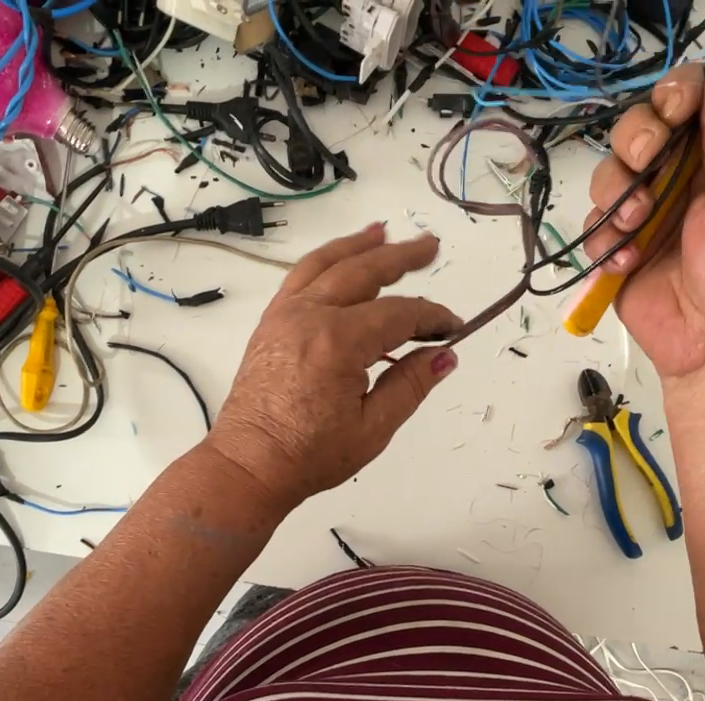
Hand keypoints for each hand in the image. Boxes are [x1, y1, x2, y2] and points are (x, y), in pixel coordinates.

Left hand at [205, 224, 463, 507]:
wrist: (251, 464)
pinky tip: (340, 259)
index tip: (454, 328)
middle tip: (431, 246)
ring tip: (384, 232)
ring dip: (359, 246)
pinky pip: (301, 277)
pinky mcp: (271, 323)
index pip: (399, 314)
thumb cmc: (311, 455)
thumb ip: (411, 386)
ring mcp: (285, 315)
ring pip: (327, 264)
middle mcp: (310, 317)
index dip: (431, 317)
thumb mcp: (373, 428)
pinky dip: (325, 261)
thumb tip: (445, 356)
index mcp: (339, 343)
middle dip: (402, 258)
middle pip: (363, 272)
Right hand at [583, 42, 704, 381]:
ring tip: (637, 226)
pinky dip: (604, 243)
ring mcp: (645, 219)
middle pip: (636, 132)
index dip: (673, 97)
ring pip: (607, 178)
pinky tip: (627, 263)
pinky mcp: (618, 256)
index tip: (674, 112)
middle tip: (647, 165)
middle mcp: (678, 182)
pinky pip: (592, 230)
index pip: (686, 103)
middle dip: (636, 142)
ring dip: (616, 196)